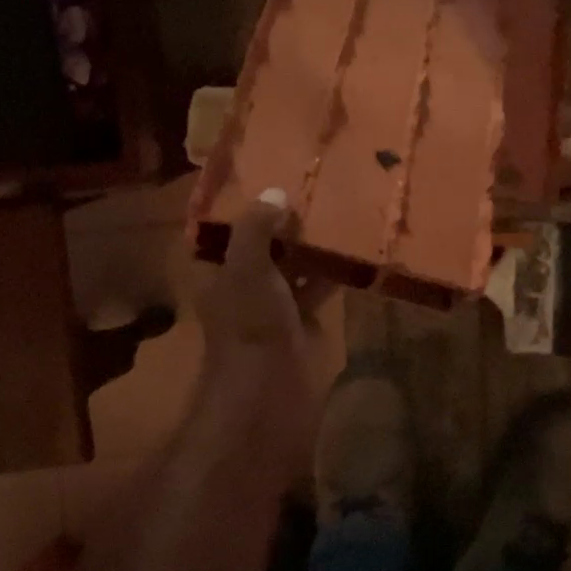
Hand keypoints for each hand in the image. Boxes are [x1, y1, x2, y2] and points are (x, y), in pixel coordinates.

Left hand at [194, 190, 334, 443]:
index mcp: (217, 272)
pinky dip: (330, 272)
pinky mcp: (301, 324)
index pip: (224, 230)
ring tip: (338, 209)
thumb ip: (256, 228)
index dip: (242, 206)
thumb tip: (275, 192)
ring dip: (310, 245)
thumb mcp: (247, 268)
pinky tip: (353, 251)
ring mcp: (271, 306)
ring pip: (291, 265)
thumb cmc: (249, 326)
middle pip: (261, 245)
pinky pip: (315, 288)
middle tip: (313, 185)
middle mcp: (241, 286)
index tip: (268, 176)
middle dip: (282, 221)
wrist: (270, 394)